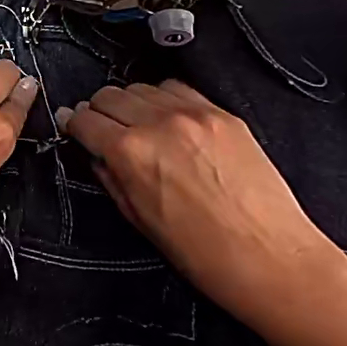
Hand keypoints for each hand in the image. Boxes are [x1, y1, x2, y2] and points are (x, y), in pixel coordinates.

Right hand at [57, 80, 346, 322]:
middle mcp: (159, 123)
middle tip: (100, 127)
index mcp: (132, 153)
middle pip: (110, 95)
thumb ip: (111, 179)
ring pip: (142, 87)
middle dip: (98, 111)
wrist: (274, 259)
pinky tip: (166, 118)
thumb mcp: (142, 222)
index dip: (73, 123)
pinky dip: (163, 98)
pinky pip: (178, 89)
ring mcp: (193, 113)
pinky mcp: (221, 113)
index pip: (86, 119)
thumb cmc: (207, 256)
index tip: (72, 126)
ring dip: (129, 102)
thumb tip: (94, 153)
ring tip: (134, 124)